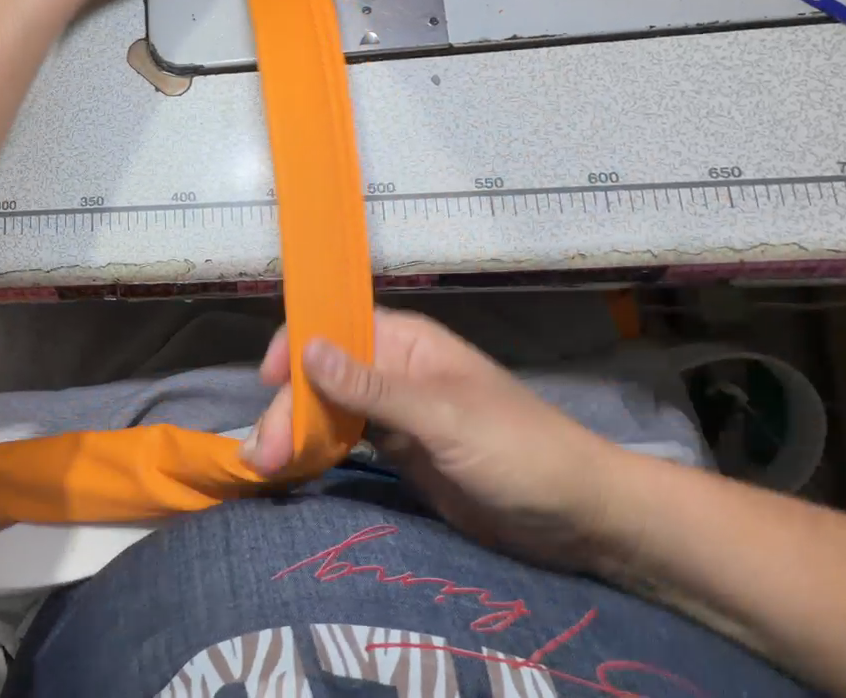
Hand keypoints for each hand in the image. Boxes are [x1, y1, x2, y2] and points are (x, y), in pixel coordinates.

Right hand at [241, 308, 646, 572]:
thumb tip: (307, 347)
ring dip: (293, 432)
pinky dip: (314, 451)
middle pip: (321, 377)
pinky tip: (291, 468)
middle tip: (264, 456)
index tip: (269, 382)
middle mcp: (390, 370)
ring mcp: (392, 413)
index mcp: (405, 343)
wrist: (581, 519)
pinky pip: (342, 440)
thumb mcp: (443, 417)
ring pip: (325, 409)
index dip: (296, 347)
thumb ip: (372, 387)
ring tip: (265, 467)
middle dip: (289, 409)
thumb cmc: (520, 451)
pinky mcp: (396, 451)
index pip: (334, 327)